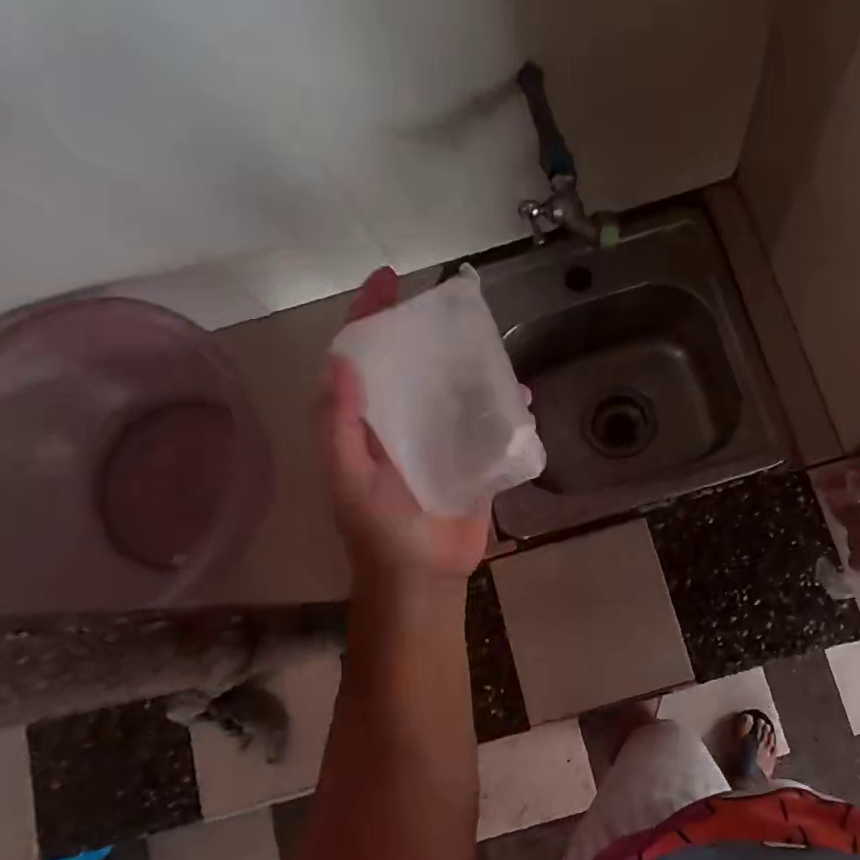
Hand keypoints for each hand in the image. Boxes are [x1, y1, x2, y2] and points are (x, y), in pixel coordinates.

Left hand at [316, 268, 491, 592]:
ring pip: (452, 388)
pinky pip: (489, 424)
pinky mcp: (472, 460)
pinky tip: (520, 396)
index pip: (362, 357)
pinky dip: (505, 409)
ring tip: (488, 342)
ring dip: (470, 364)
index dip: (369, 315)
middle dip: (426, 331)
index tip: (388, 279)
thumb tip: (343, 362)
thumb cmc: (380, 532)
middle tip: (450, 306)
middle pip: (411, 363)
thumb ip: (339, 425)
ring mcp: (439, 440)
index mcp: (365, 422)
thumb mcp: (348, 479)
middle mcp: (400, 423)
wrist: (423, 579)